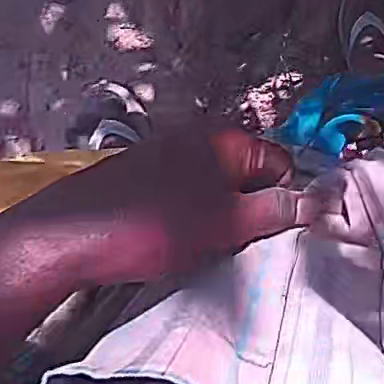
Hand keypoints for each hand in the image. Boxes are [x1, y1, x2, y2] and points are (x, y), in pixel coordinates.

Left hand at [0, 127, 313, 287]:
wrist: (69, 235)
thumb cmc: (154, 225)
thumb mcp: (224, 223)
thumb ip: (274, 210)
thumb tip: (314, 200)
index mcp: (225, 138)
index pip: (281, 162)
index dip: (287, 197)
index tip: (278, 233)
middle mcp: (199, 136)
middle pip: (250, 173)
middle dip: (253, 208)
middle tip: (242, 244)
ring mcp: (170, 154)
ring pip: (218, 187)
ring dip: (223, 216)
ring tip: (208, 246)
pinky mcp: (147, 175)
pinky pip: (189, 193)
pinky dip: (194, 216)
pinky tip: (178, 240)